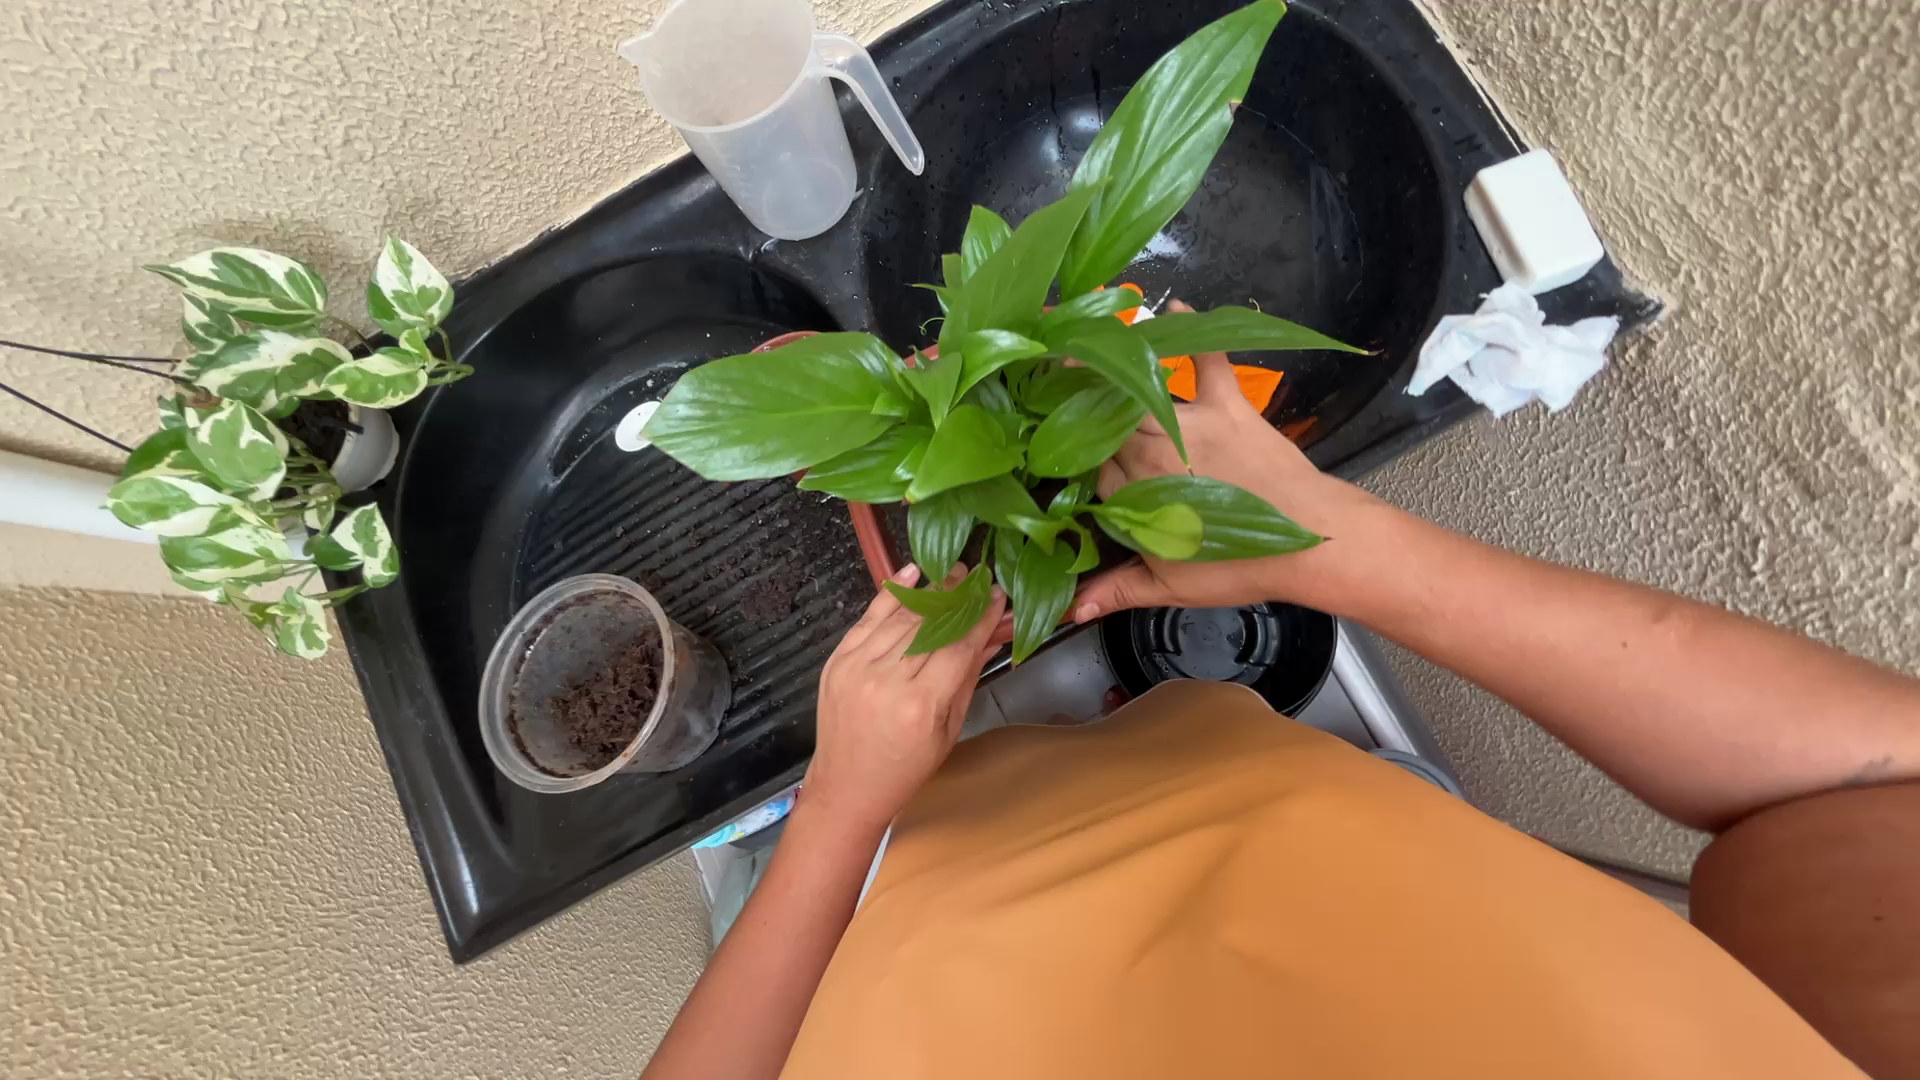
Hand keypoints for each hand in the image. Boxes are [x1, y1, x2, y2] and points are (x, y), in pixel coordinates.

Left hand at [804, 562, 1007, 833]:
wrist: (847, 786)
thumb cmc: (906, 768)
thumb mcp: (948, 730)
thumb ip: (967, 677)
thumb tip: (992, 635)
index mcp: (920, 705)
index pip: (958, 647)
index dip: (980, 618)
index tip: (997, 597)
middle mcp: (886, 681)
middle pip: (929, 626)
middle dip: (957, 597)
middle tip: (977, 576)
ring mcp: (857, 667)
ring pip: (900, 618)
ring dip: (929, 592)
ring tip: (952, 573)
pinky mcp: (837, 660)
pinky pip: (867, 618)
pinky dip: (891, 594)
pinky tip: (911, 572)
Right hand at [1072, 301, 1384, 622]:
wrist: (1315, 542)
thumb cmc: (1240, 565)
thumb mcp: (1171, 587)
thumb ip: (1114, 591)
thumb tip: (1062, 613)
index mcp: (1132, 493)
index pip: (1086, 473)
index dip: (1070, 469)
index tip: (1050, 459)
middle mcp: (1150, 449)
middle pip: (1097, 421)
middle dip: (1065, 404)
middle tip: (1036, 386)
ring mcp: (1189, 421)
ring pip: (1133, 389)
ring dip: (1102, 367)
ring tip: (1070, 347)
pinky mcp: (1228, 405)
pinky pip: (1207, 361)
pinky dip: (1194, 332)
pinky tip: (1177, 304)